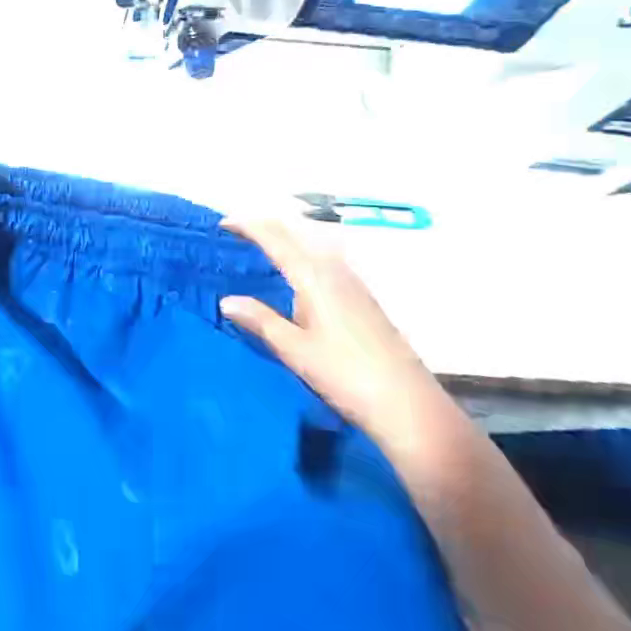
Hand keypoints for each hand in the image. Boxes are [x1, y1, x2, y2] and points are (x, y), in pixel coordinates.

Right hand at [219, 216, 445, 431]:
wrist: (409, 406)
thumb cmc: (346, 376)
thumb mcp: (295, 350)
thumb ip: (260, 321)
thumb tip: (226, 300)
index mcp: (314, 277)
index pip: (275, 239)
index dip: (248, 226)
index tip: (221, 224)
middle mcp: (334, 271)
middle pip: (295, 235)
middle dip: (265, 227)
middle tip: (234, 231)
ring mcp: (352, 284)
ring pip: (311, 247)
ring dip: (284, 240)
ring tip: (258, 249)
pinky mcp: (361, 299)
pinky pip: (322, 261)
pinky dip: (300, 255)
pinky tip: (294, 277)